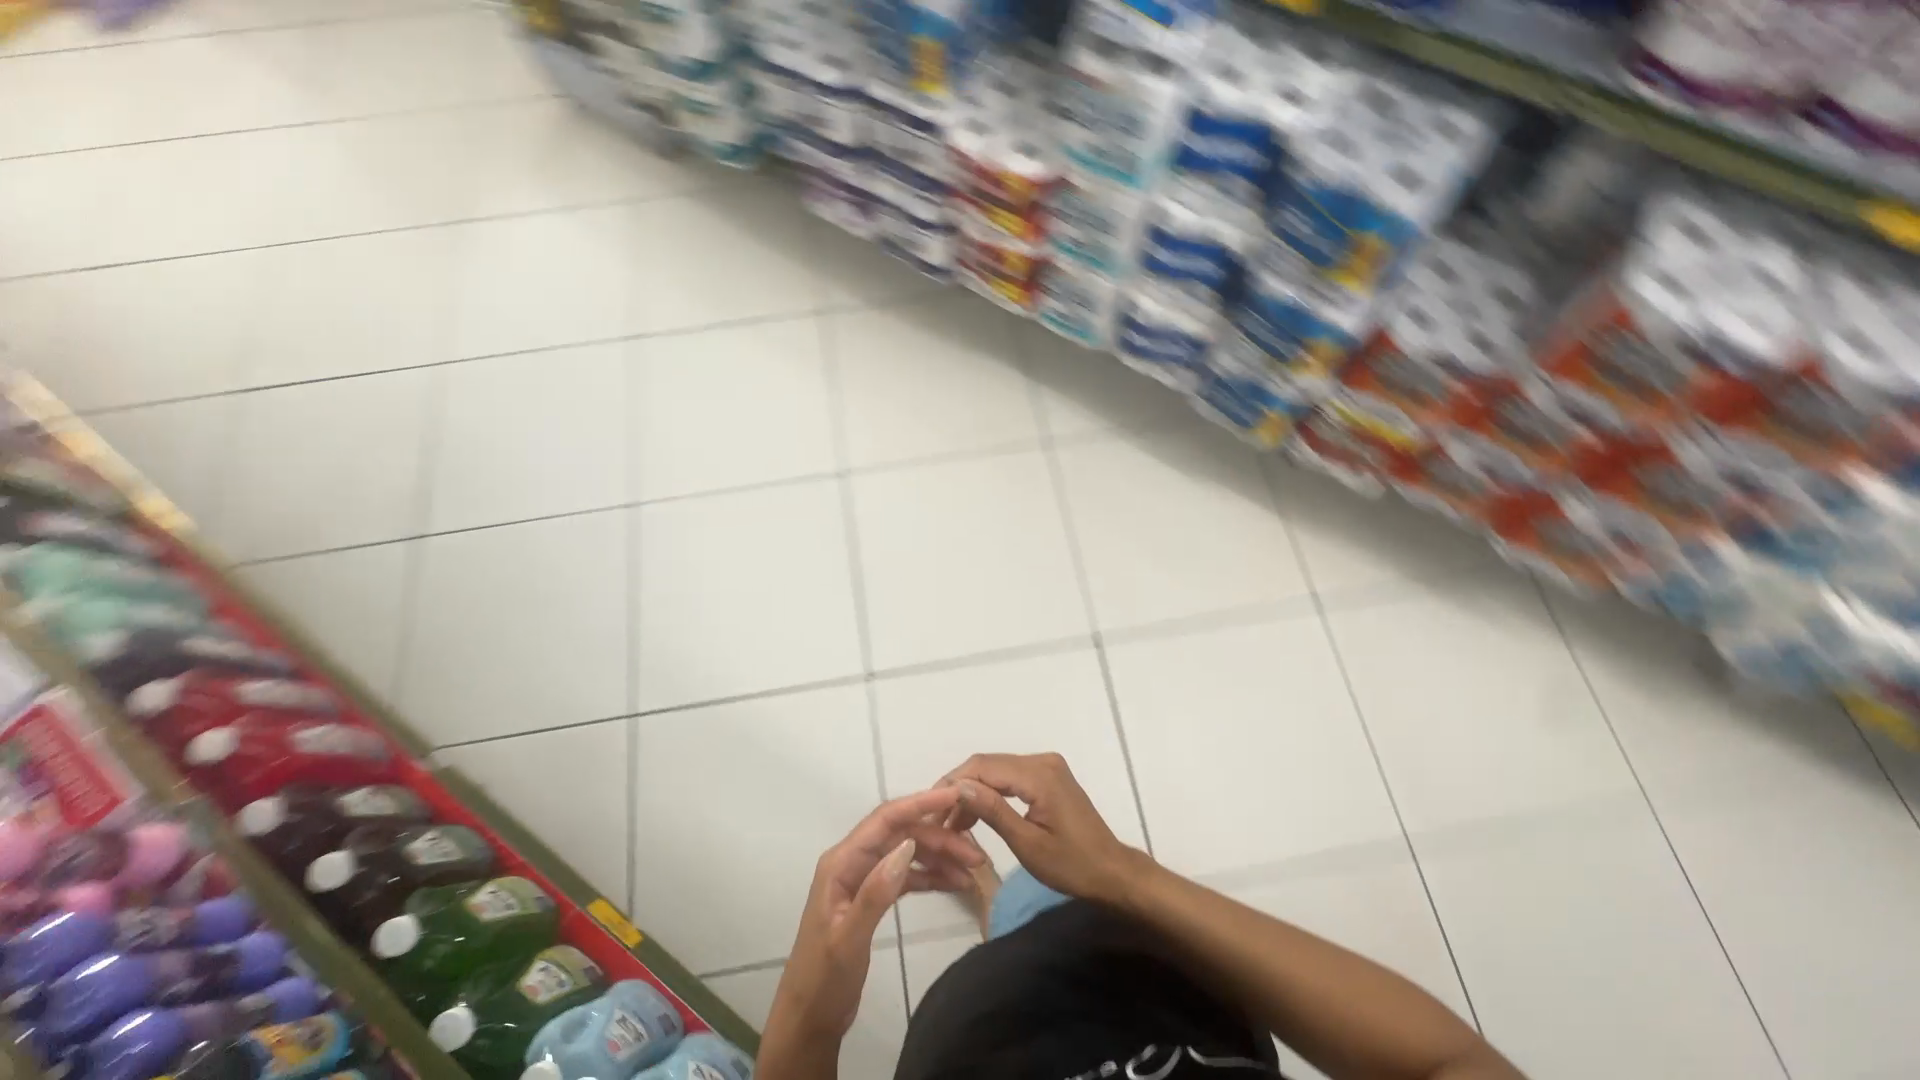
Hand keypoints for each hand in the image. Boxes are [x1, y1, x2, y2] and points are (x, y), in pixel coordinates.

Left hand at [767, 788, 984, 1041]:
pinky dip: (930, 877)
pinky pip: (905, 876)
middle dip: (939, 838)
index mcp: (840, 863)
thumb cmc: (824, 979)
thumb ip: (876, 891)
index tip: (957, 796)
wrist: (809, 1018)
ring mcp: (862, 880)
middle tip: (977, 855)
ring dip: (938, 857)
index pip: (885, 820)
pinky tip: (955, 884)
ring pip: (906, 854)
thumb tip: (907, 846)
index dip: (921, 803)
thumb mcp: (850, 938)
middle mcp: (851, 863)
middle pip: (901, 835)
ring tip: (973, 870)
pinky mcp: (872, 898)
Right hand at [944, 752, 1147, 906]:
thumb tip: (958, 787)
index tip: (930, 807)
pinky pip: (1010, 777)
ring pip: (997, 770)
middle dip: (960, 788)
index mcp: (1039, 775)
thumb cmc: (1071, 865)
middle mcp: (1043, 762)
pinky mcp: (1048, 777)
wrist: (1111, 872)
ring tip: (953, 822)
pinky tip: (975, 815)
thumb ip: (992, 811)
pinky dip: (991, 794)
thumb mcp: (1027, 844)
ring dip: (973, 792)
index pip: (984, 767)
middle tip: (938, 818)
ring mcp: (1047, 767)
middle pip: (988, 764)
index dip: (953, 783)